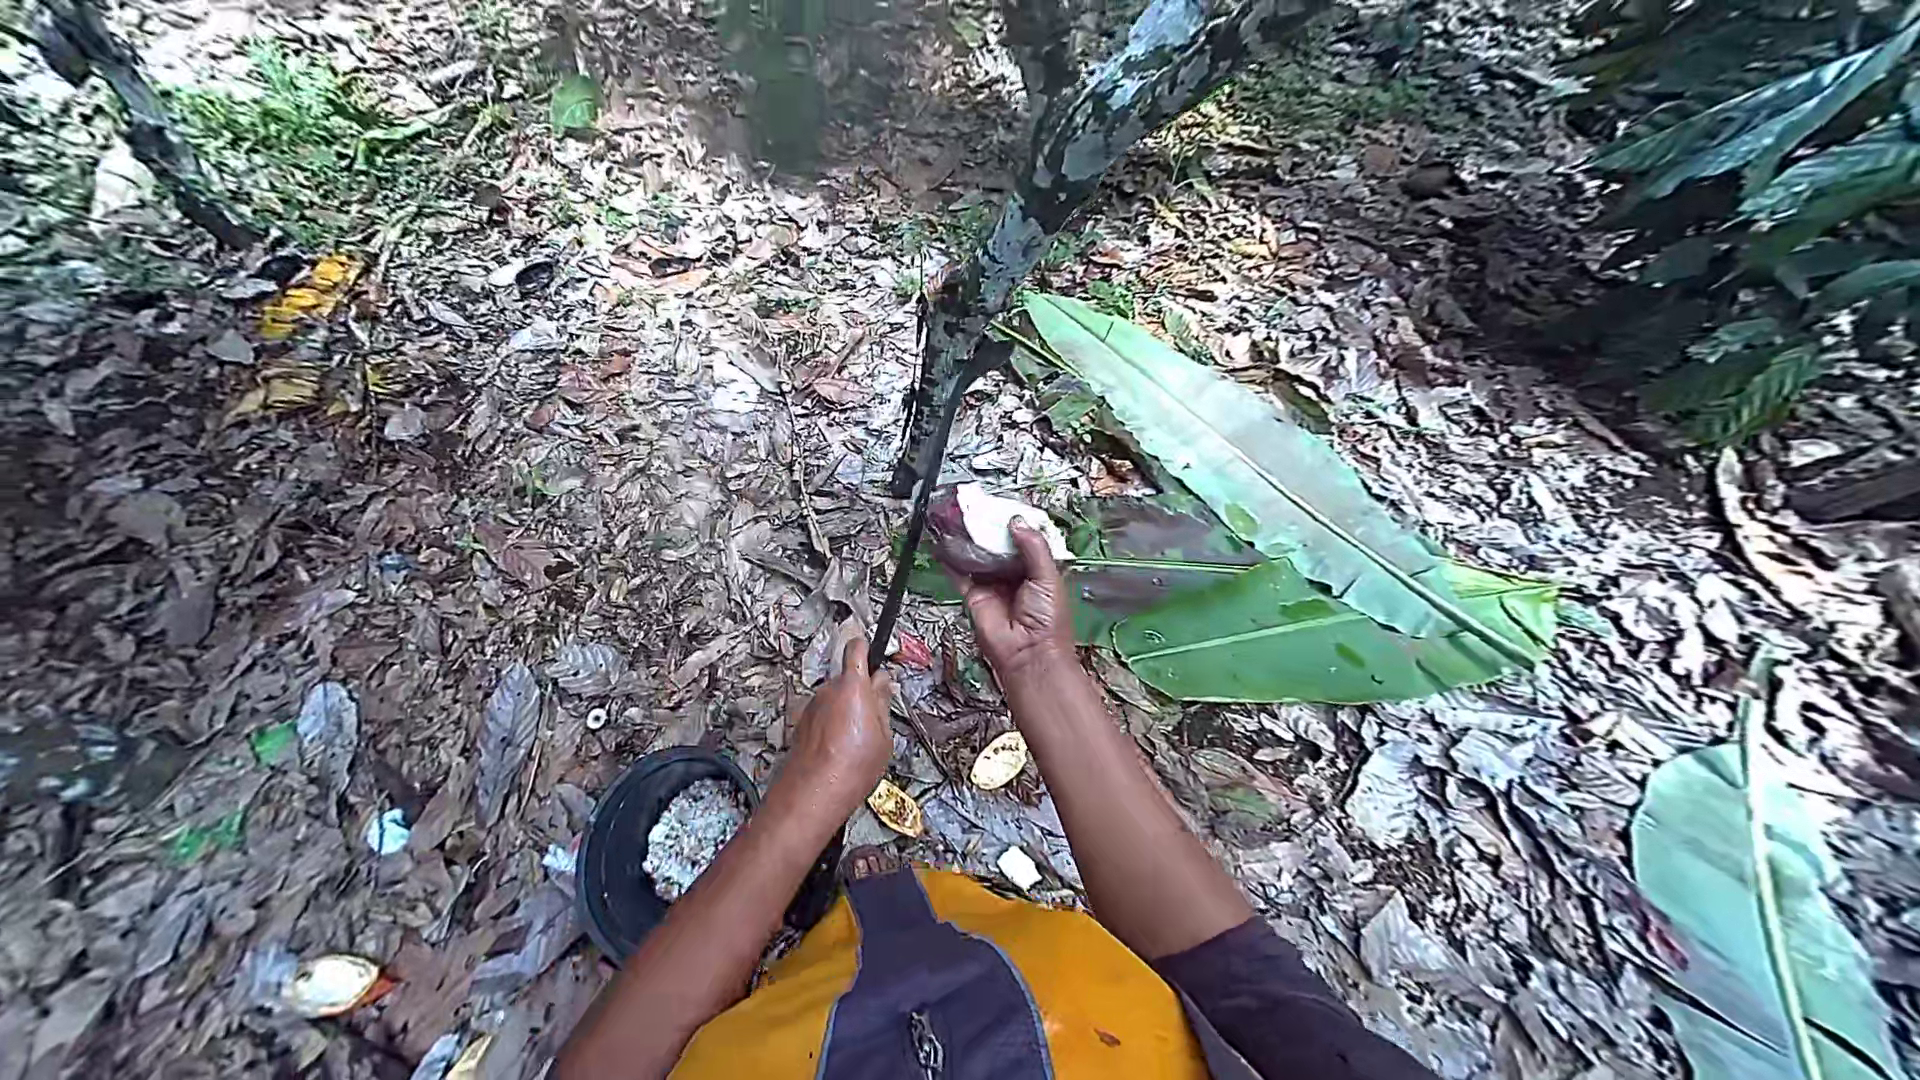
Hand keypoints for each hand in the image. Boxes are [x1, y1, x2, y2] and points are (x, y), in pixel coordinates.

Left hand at [785, 633, 892, 813]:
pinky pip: (823, 714)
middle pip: (847, 678)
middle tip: (874, 714)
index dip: (866, 649)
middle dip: (861, 691)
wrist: (813, 793)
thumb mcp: (883, 735)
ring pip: (835, 698)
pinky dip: (832, 724)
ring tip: (857, 739)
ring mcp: (812, 706)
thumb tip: (883, 683)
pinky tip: (840, 748)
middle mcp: (828, 690)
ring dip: (845, 710)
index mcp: (852, 686)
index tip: (873, 652)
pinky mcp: (802, 722)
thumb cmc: (851, 766)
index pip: (856, 649)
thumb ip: (882, 702)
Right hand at [953, 520, 1074, 682]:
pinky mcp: (974, 596)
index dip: (1014, 525)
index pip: (1024, 541)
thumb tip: (1016, 521)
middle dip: (988, 530)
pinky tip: (945, 542)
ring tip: (958, 518)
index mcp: (1038, 570)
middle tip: (977, 508)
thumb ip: (1033, 547)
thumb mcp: (1048, 576)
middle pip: (998, 546)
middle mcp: (1014, 575)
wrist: (1029, 654)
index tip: (1003, 508)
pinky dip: (952, 559)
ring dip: (969, 540)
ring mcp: (993, 585)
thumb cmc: (1048, 620)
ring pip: (978, 557)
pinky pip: (961, 574)